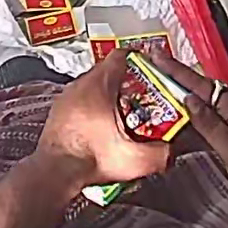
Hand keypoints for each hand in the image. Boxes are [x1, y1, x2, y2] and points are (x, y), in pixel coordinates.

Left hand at [33, 49, 171, 191]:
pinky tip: (101, 126)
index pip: (120, 56)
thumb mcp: (135, 159)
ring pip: (93, 84)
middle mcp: (80, 83)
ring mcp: (66, 95)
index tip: (150, 70)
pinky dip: (92, 105)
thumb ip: (161, 153)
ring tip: (124, 113)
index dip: (138, 60)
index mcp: (99, 84)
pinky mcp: (58, 109)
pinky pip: (80, 98)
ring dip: (108, 94)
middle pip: (108, 70)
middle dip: (127, 81)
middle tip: (143, 97)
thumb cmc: (91, 158)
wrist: (55, 171)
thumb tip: (172, 149)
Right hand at [148, 45, 227, 226]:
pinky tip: (182, 117)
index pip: (202, 86)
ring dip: (184, 94)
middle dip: (177, 76)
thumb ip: (212, 127)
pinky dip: (195, 113)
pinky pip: (214, 117)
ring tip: (160, 86)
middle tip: (152, 65)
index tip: (155, 55)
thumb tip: (188, 98)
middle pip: (204, 89)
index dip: (176, 70)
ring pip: (208, 102)